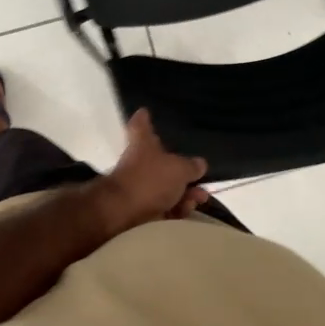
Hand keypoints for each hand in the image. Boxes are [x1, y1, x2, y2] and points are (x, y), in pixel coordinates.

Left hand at [96, 109, 210, 230]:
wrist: (123, 214)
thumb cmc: (150, 181)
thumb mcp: (179, 169)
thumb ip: (192, 166)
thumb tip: (200, 164)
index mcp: (143, 144)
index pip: (141, 125)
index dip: (144, 118)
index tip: (144, 111)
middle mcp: (139, 163)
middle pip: (163, 162)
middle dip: (185, 172)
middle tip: (201, 176)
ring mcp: (140, 188)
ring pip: (168, 188)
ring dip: (186, 193)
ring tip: (199, 199)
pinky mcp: (142, 210)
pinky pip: (165, 207)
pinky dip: (177, 209)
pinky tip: (188, 210)